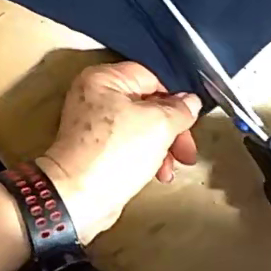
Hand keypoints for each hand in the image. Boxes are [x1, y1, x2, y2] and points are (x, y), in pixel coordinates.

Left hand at [38, 61, 200, 242]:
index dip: (174, 98)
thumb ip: (178, 109)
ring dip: (163, 145)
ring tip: (172, 166)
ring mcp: (93, 122)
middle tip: (186, 148)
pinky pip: (129, 144)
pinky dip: (147, 155)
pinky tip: (159, 173)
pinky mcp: (96, 146)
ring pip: (141, 126)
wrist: (81, 193)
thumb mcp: (159, 124)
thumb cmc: (113, 153)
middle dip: (172, 128)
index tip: (189, 118)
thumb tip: (189, 102)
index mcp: (102, 78)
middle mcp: (93, 95)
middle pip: (147, 103)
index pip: (150, 77)